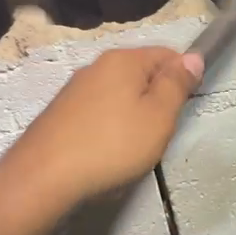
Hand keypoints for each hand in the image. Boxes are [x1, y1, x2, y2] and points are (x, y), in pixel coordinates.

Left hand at [13, 48, 202, 204]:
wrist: (42, 180)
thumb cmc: (111, 145)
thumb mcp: (159, 116)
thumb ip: (177, 84)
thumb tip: (193, 57)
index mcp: (123, 60)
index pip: (168, 54)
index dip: (184, 78)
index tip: (184, 108)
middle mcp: (96, 67)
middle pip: (141, 75)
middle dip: (156, 100)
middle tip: (160, 133)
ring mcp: (74, 91)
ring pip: (119, 95)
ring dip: (133, 116)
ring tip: (133, 148)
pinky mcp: (60, 115)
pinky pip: (98, 113)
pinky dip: (109, 129)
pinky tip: (107, 154)